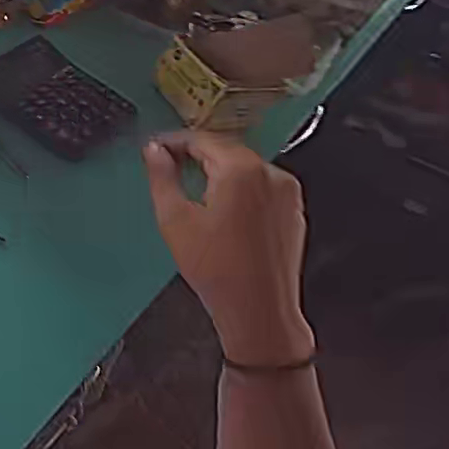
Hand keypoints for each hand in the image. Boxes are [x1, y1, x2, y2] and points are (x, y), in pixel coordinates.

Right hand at [143, 131, 313, 365]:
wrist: (258, 309)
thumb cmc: (215, 268)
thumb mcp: (174, 219)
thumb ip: (162, 176)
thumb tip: (155, 151)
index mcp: (240, 170)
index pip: (202, 139)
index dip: (174, 141)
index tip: (156, 148)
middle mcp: (270, 173)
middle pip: (226, 150)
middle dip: (196, 154)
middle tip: (167, 164)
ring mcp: (287, 192)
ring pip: (244, 167)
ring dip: (217, 169)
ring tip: (191, 186)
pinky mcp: (293, 210)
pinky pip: (261, 186)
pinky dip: (239, 187)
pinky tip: (220, 208)